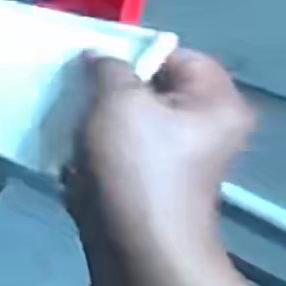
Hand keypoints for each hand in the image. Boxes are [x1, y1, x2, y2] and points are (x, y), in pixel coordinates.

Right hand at [65, 49, 253, 268]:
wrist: (133, 234)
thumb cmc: (136, 162)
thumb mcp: (119, 101)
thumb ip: (110, 69)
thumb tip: (99, 56)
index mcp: (216, 103)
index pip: (180, 56)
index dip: (137, 51)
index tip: (94, 58)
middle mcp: (206, 125)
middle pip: (155, 85)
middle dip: (112, 81)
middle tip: (76, 81)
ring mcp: (177, 152)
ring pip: (132, 113)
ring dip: (98, 109)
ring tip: (69, 108)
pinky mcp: (147, 172)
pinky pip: (119, 139)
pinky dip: (94, 135)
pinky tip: (71, 137)